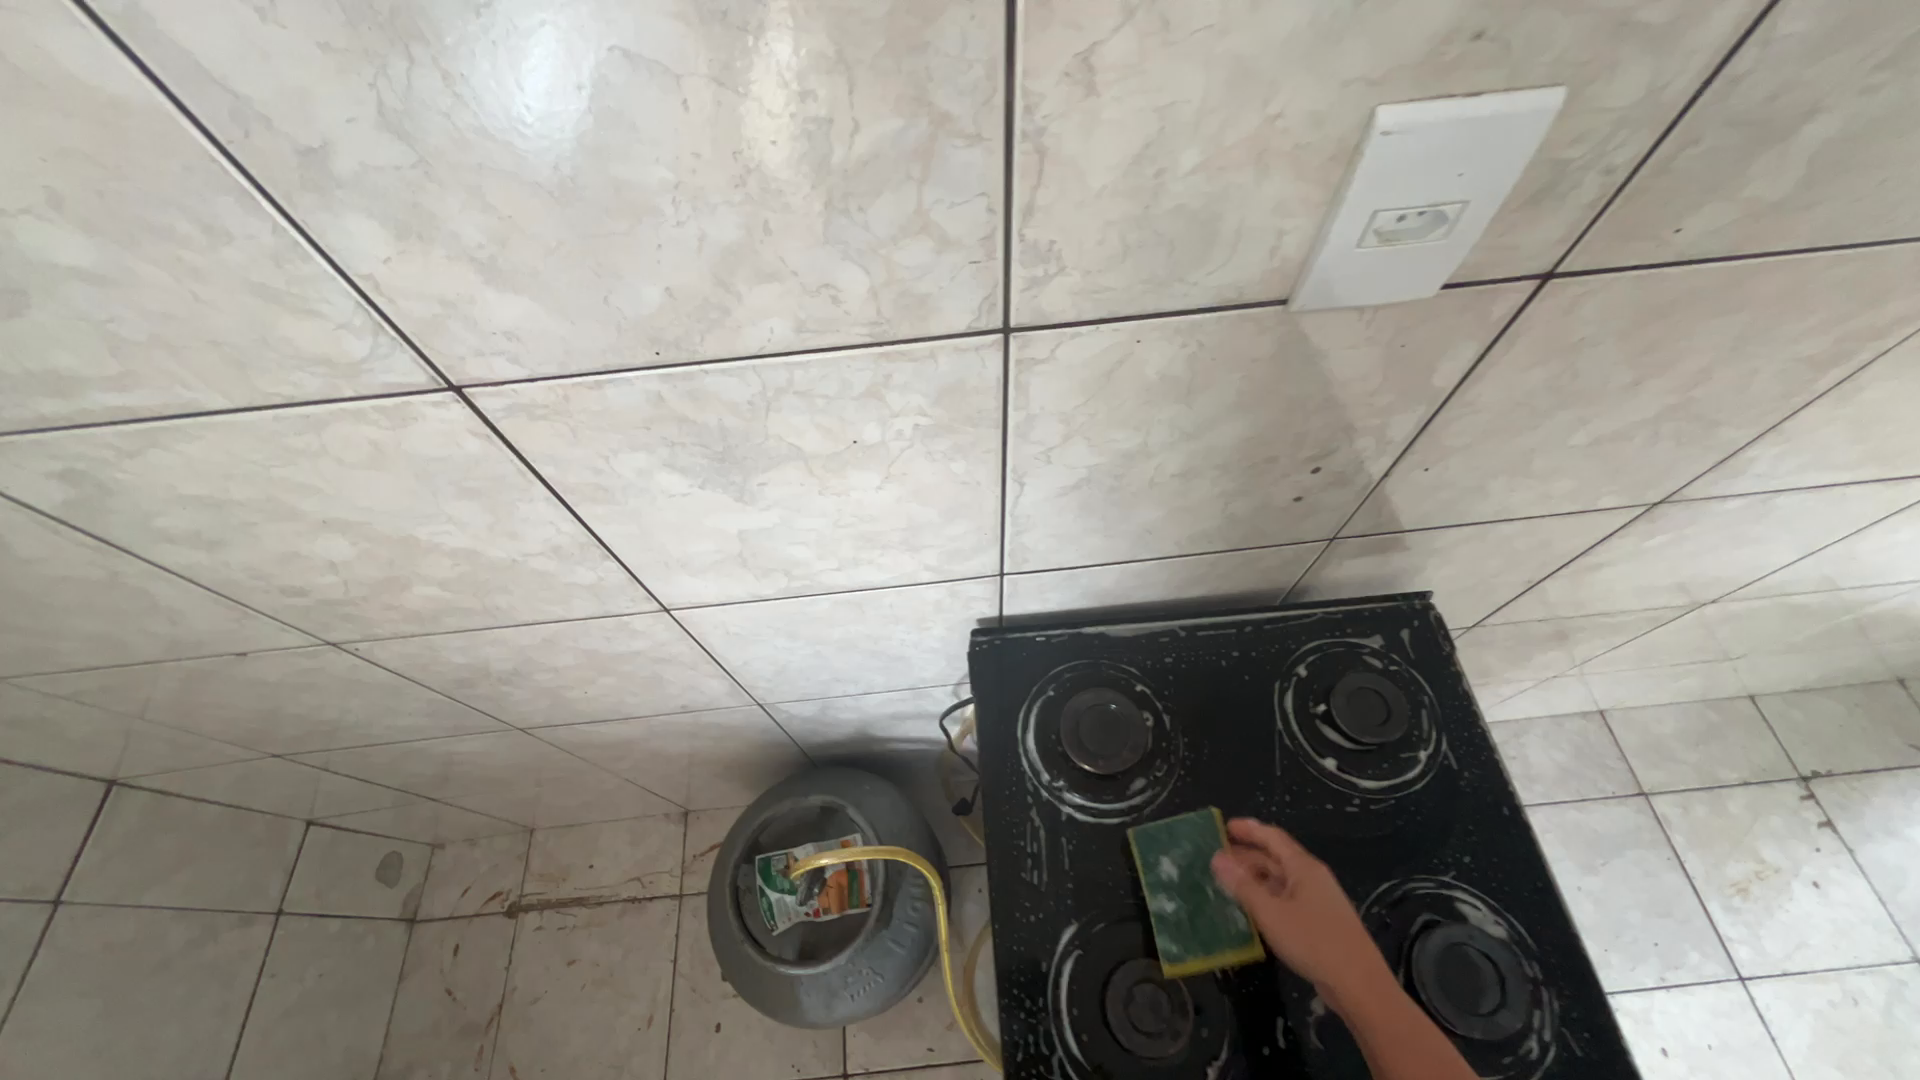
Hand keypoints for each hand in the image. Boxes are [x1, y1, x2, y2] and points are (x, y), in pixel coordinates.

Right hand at [1210, 818, 1391, 1005]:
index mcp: (1304, 867)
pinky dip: (1266, 898)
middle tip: (1217, 859)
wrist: (1360, 986)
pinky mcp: (1319, 922)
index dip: (1249, 829)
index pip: (1272, 837)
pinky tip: (1251, 910)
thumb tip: (1217, 858)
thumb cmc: (1313, 941)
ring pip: (1281, 880)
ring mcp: (1318, 901)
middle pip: (1276, 858)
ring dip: (1255, 879)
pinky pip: (1287, 899)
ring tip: (1228, 883)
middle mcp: (1312, 878)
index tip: (1224, 827)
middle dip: (1247, 856)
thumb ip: (1242, 885)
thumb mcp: (1270, 912)